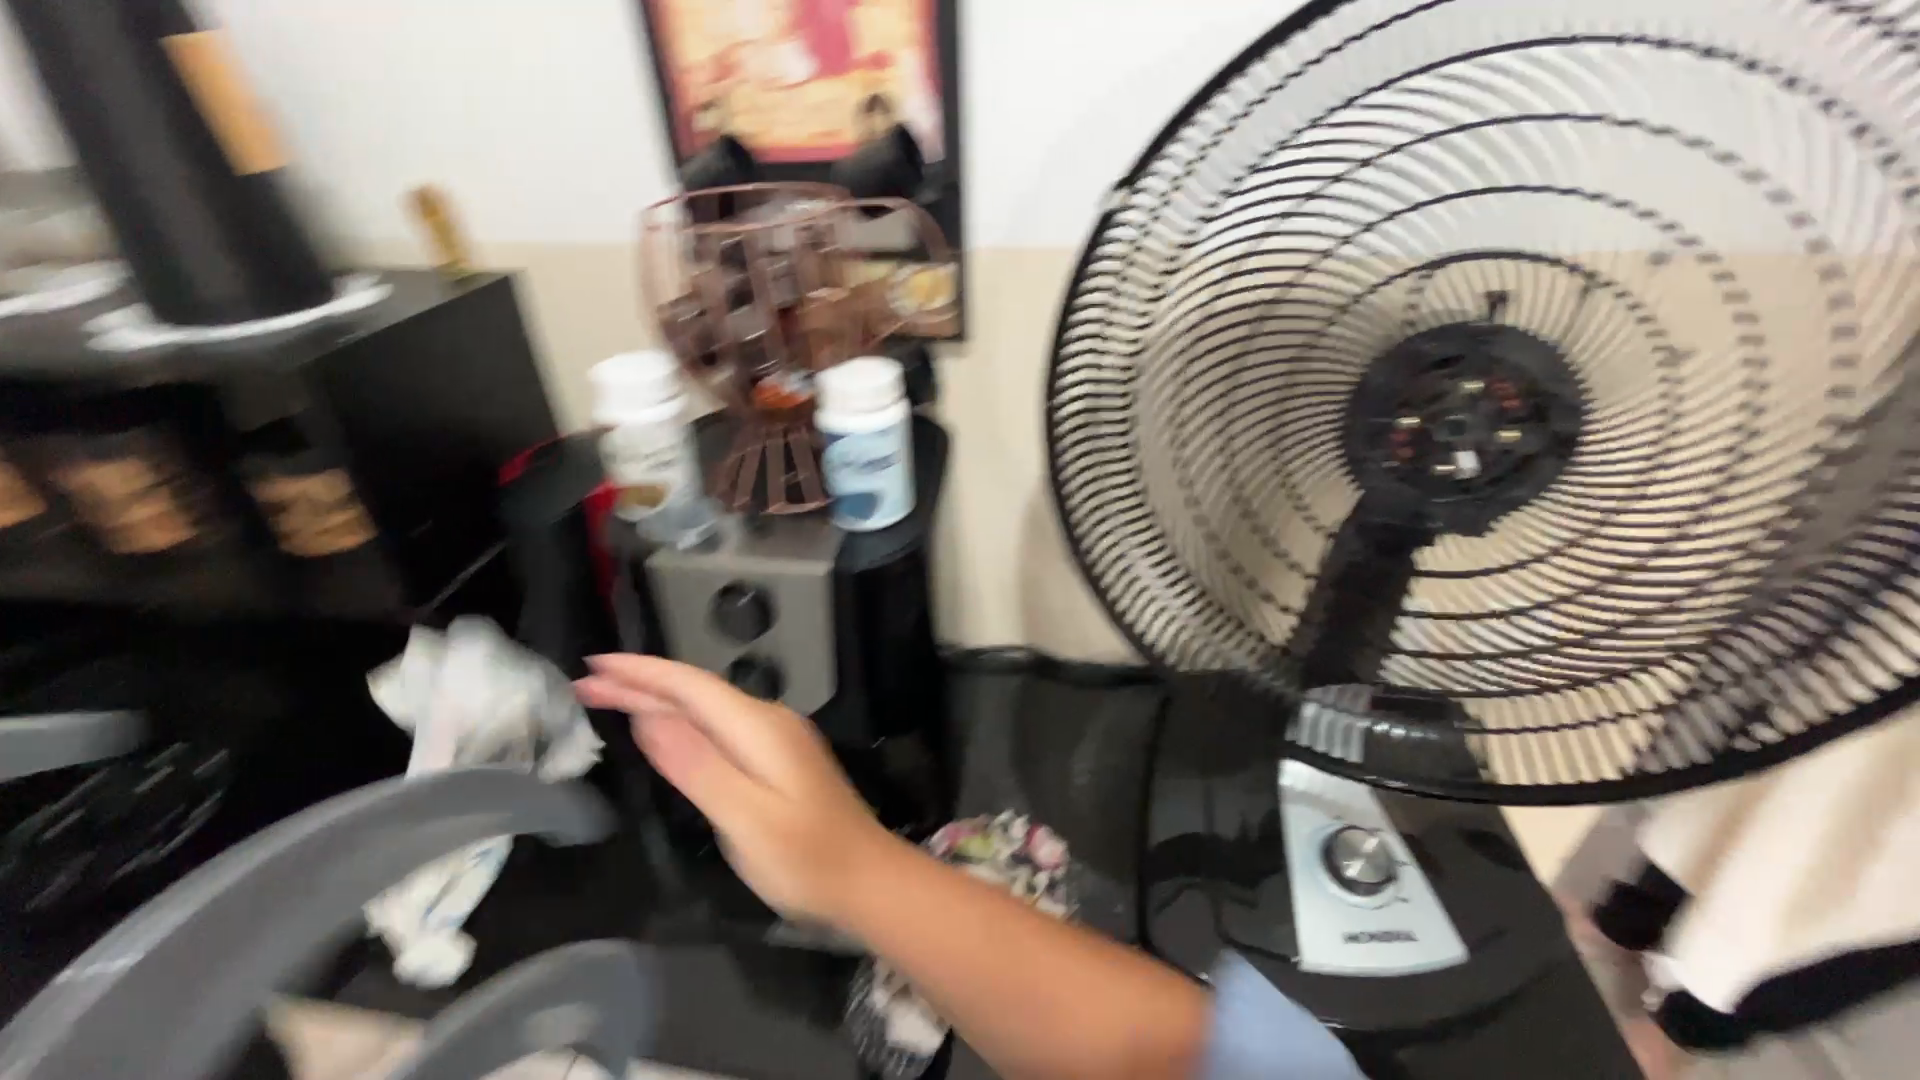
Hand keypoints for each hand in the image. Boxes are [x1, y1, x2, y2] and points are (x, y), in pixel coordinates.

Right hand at [574, 654, 899, 923]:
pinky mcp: (777, 758)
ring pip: (707, 708)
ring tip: (610, 699)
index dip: (641, 672)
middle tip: (584, 685)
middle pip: (696, 693)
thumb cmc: (807, 859)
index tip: (593, 665)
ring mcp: (776, 738)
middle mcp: (769, 721)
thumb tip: (648, 717)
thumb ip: (698, 765)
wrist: (868, 880)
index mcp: (759, 728)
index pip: (690, 686)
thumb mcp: (746, 818)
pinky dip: (683, 721)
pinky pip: (720, 726)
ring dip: (658, 700)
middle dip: (640, 685)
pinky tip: (665, 729)